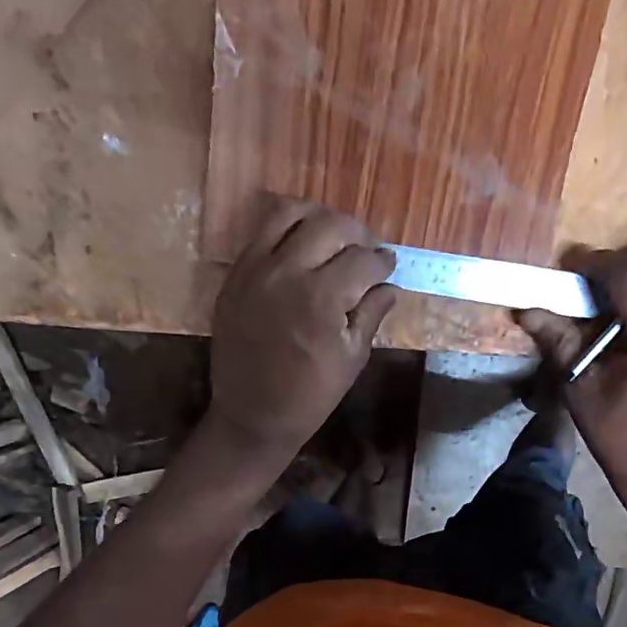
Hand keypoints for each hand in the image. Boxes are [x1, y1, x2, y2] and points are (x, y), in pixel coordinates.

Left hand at [206, 199, 398, 451]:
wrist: (253, 413)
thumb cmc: (312, 393)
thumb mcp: (353, 356)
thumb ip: (371, 313)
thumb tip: (390, 285)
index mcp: (323, 298)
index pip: (364, 260)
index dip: (383, 261)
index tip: (390, 265)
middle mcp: (288, 272)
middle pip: (332, 225)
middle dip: (359, 234)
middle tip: (367, 251)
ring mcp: (256, 269)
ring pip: (291, 213)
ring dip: (321, 219)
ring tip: (334, 236)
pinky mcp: (236, 274)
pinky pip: (261, 231)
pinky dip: (287, 229)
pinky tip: (302, 244)